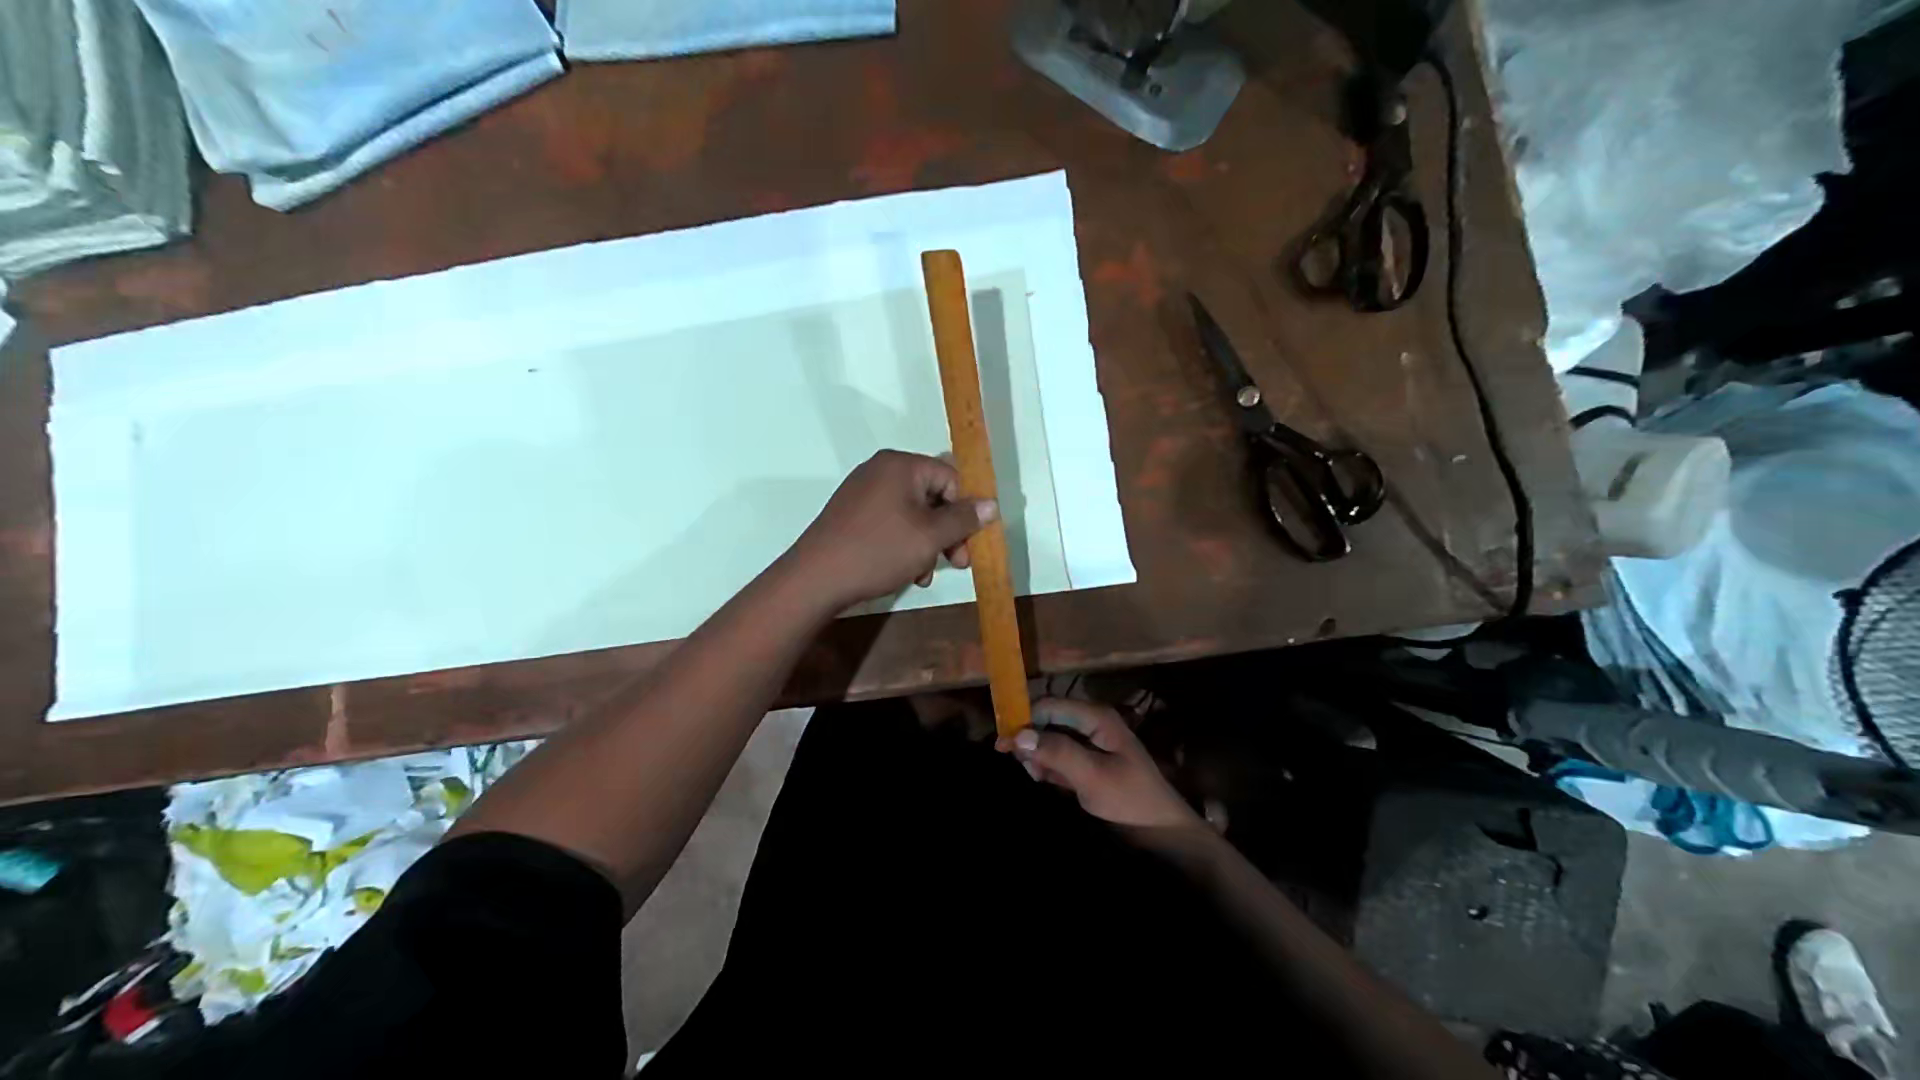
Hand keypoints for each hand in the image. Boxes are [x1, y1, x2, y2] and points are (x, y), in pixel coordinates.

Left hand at [785, 450, 997, 610]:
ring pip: (913, 514)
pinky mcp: (852, 515)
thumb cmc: (878, 551)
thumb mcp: (929, 537)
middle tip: (958, 563)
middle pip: (932, 496)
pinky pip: (891, 523)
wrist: (816, 578)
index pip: (950, 478)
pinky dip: (905, 545)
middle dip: (948, 532)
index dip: (965, 511)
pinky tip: (907, 572)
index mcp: (901, 465)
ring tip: (925, 574)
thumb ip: (963, 519)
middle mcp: (881, 470)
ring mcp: (863, 492)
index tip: (972, 543)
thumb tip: (991, 504)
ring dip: (927, 544)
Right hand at [997, 698, 1202, 831]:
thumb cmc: (1130, 800)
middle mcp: (1092, 724)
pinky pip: (1058, 755)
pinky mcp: (1087, 763)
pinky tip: (1040, 777)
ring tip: (1033, 774)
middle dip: (1028, 737)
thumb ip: (1057, 752)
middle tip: (1013, 761)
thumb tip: (1018, 735)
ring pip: (1050, 738)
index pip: (1050, 705)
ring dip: (1036, 753)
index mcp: (1097, 717)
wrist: (1161, 833)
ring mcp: (1090, 744)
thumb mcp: (1093, 776)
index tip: (1002, 742)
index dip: (1024, 719)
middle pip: (1048, 719)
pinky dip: (1045, 764)